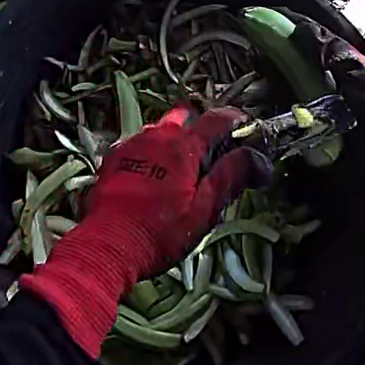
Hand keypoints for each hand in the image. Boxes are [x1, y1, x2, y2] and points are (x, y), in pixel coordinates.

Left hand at [19, 105, 253, 355]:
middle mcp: (156, 135)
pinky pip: (138, 144)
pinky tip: (152, 176)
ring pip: (160, 130)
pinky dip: (151, 153)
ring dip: (174, 142)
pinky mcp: (113, 157)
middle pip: (186, 120)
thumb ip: (230, 177)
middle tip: (210, 157)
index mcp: (183, 146)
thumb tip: (257, 156)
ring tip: (180, 170)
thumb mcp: (204, 210)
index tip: (246, 129)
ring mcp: (132, 143)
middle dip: (201, 131)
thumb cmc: (160, 232)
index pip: (217, 119)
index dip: (235, 121)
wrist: (107, 245)